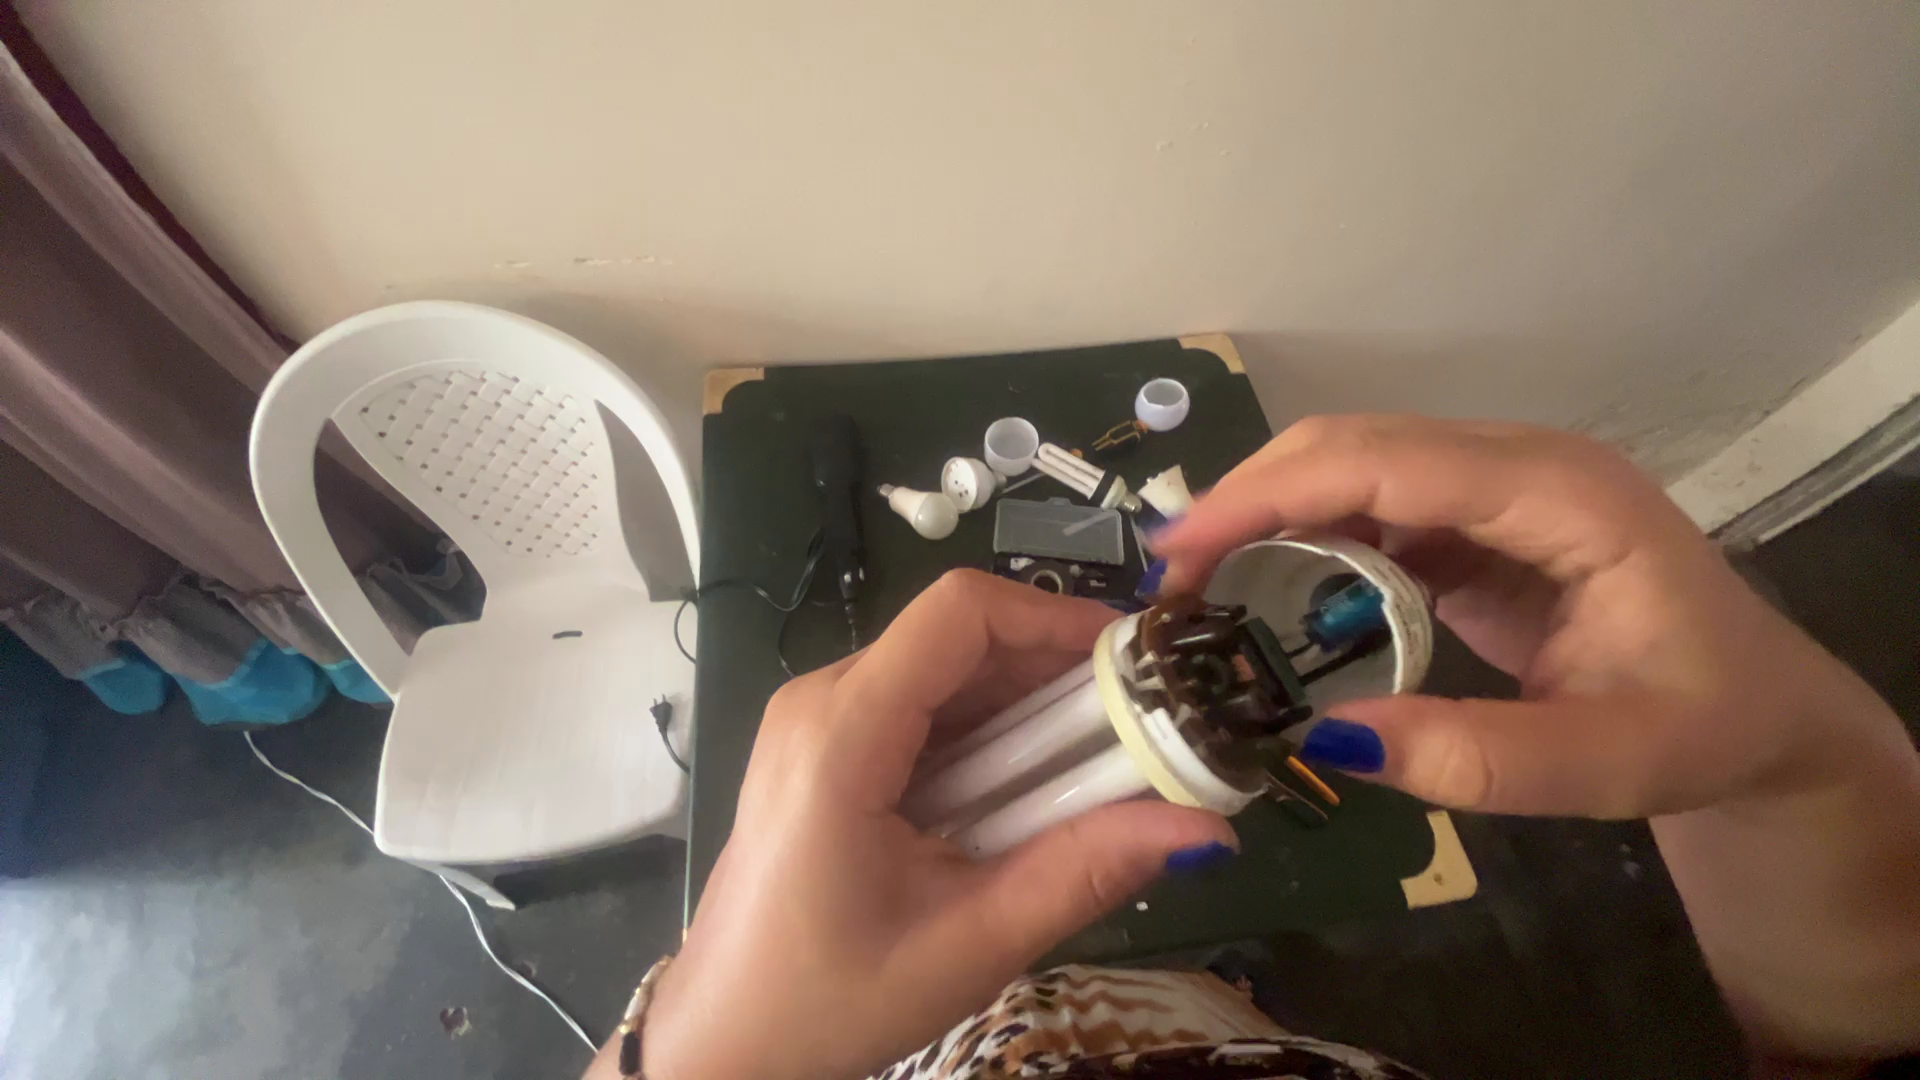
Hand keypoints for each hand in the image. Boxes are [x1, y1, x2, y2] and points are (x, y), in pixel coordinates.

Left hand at [634, 571, 1236, 1079]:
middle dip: (1050, 660)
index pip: (956, 613)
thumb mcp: (966, 944)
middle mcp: (823, 696)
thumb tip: (1205, 828)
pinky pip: (919, 697)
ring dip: (1022, 692)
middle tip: (1133, 714)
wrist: (723, 1037)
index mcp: (842, 730)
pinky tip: (1026, 770)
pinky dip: (984, 719)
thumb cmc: (827, 999)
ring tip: (1096, 746)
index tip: (1126, 656)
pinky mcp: (825, 736)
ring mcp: (817, 712)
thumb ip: (1083, 873)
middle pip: (954, 634)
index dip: (1050, 615)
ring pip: (942, 662)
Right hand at [1154, 414, 1919, 1059]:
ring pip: (1341, 464)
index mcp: (1558, 494)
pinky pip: (1355, 503)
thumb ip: (1475, 759)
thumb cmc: (1703, 728)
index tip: (1183, 547)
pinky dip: (1293, 532)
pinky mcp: (1459, 515)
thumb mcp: (1610, 762)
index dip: (1270, 495)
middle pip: (1346, 444)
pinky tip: (1260, 576)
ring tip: (1200, 572)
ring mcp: (1484, 483)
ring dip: (1260, 509)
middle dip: (1245, 495)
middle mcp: (1512, 464)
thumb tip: (1324, 737)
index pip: (1384, 464)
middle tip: (1174, 567)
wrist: (1756, 713)